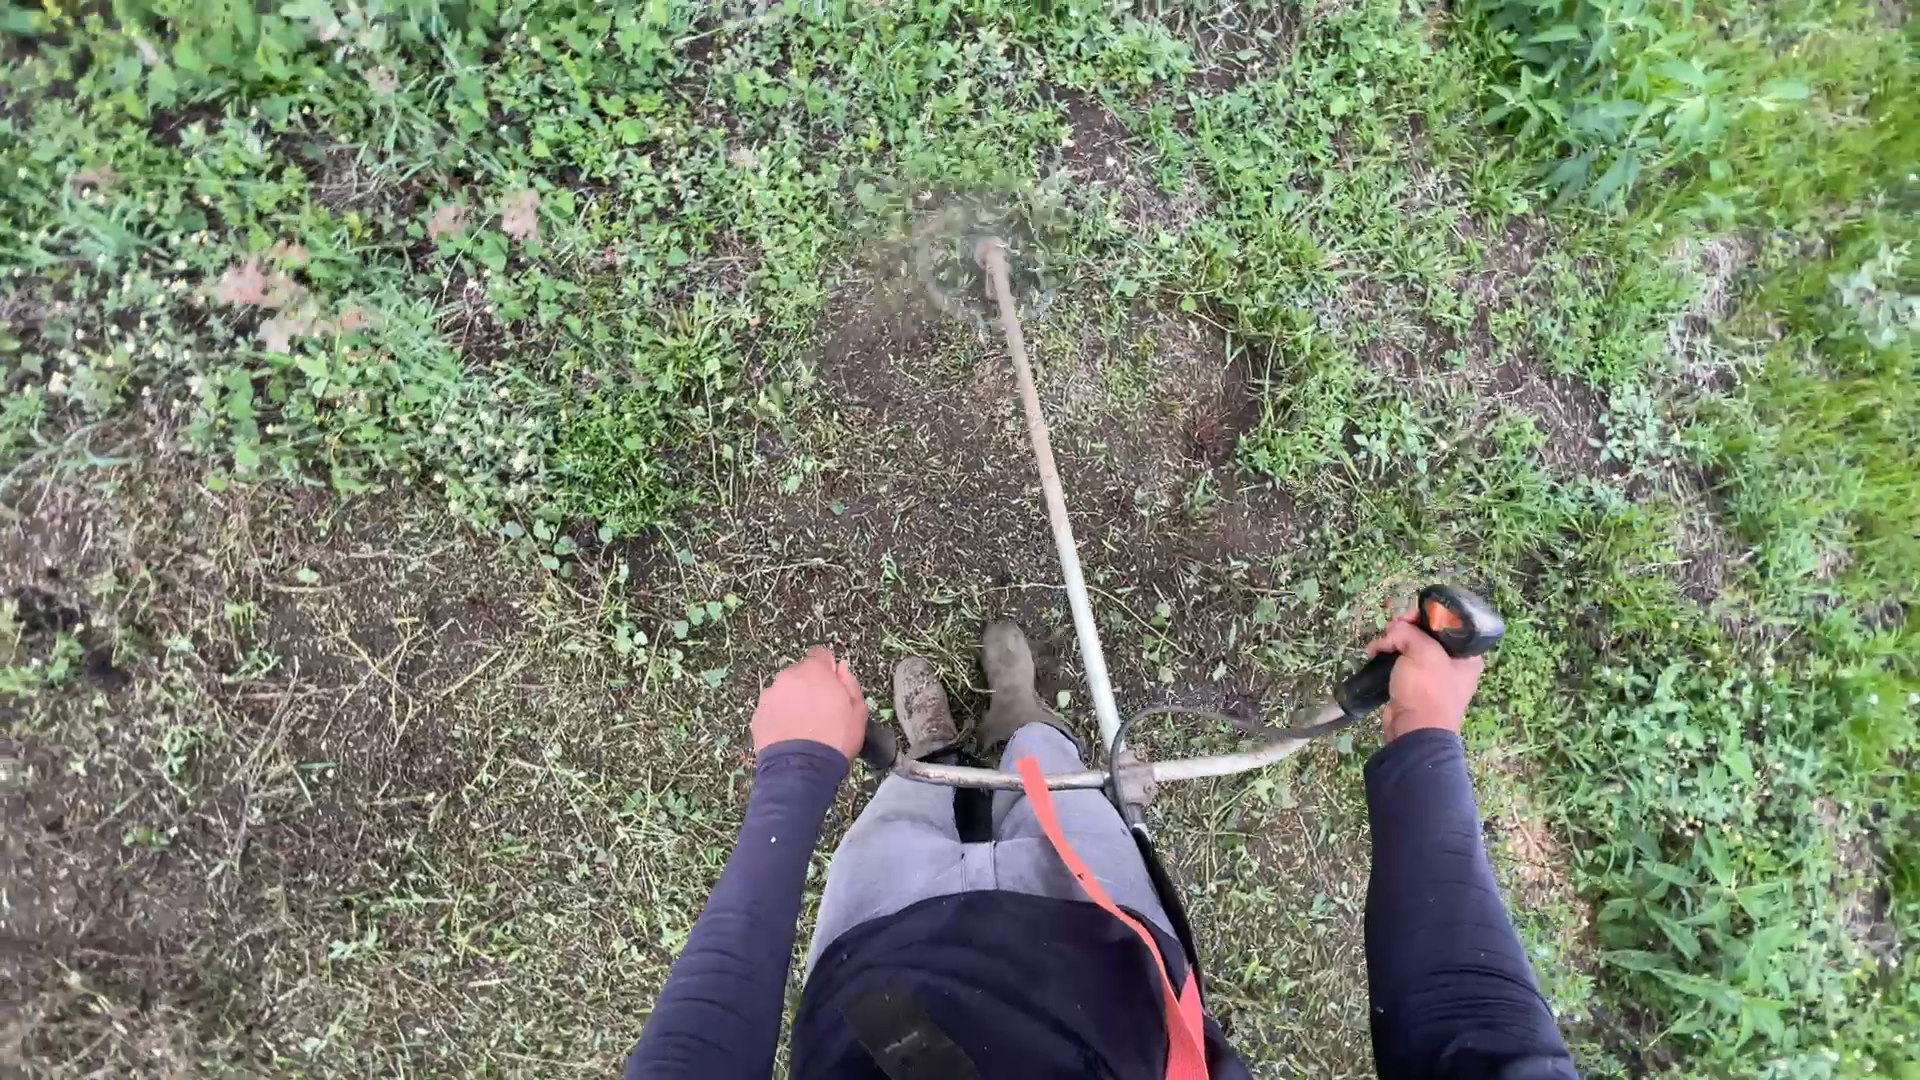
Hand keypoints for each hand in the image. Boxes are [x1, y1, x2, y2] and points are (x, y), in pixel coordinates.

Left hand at [751, 647, 867, 760]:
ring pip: (784, 692)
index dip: (827, 669)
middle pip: (800, 674)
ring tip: (803, 726)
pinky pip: (772, 710)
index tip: (832, 685)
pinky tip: (790, 735)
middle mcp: (788, 677)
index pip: (820, 655)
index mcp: (814, 671)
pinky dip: (779, 717)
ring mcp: (769, 696)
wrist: (801, 769)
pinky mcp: (757, 716)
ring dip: (792, 701)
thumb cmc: (835, 738)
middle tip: (820, 710)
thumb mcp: (858, 710)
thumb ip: (849, 683)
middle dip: (809, 686)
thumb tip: (841, 667)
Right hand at [1363, 608, 1484, 740]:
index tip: (1404, 618)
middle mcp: (1452, 662)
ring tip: (1377, 645)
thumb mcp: (1423, 652)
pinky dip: (1386, 653)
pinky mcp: (1413, 682)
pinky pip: (1400, 659)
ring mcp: (1432, 673)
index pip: (1447, 623)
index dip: (1424, 615)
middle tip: (1389, 630)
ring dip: (1391, 640)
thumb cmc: (1427, 689)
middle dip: (1403, 628)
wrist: (1414, 729)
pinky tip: (1373, 653)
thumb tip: (1392, 631)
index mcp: (1466, 654)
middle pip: (1425, 632)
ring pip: (1409, 644)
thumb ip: (1408, 632)